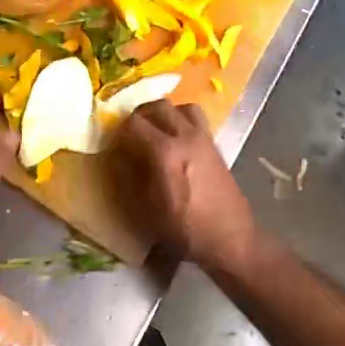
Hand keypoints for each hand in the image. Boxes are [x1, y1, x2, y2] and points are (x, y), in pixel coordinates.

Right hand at [114, 101, 257, 272]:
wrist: (230, 239)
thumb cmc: (185, 230)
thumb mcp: (148, 210)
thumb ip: (132, 178)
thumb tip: (120, 157)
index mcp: (166, 152)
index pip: (134, 123)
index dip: (119, 130)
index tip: (113, 143)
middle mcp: (186, 137)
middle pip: (158, 106)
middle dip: (140, 115)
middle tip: (131, 133)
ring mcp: (204, 138)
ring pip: (181, 107)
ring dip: (165, 113)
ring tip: (156, 132)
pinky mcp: (216, 145)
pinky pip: (196, 119)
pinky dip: (182, 121)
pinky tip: (177, 142)